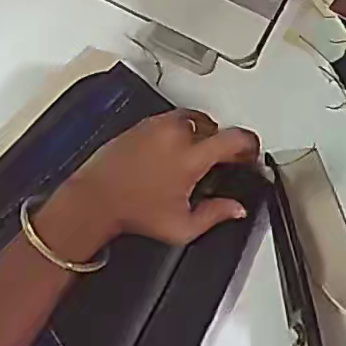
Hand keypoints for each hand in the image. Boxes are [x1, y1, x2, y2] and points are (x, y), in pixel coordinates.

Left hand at [34, 109, 258, 259]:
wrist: (96, 198)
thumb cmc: (133, 211)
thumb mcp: (181, 226)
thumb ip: (215, 215)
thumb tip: (235, 208)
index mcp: (191, 157)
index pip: (235, 138)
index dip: (250, 145)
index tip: (250, 154)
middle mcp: (176, 134)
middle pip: (215, 127)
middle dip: (222, 144)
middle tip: (220, 163)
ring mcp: (158, 125)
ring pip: (194, 119)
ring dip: (201, 133)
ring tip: (196, 156)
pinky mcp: (144, 123)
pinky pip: (172, 119)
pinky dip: (180, 130)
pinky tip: (173, 152)